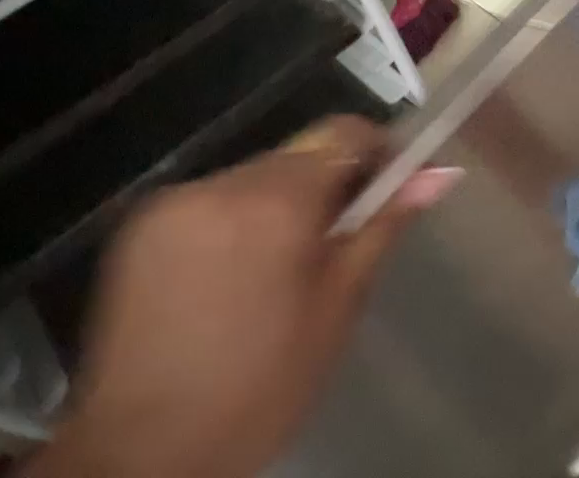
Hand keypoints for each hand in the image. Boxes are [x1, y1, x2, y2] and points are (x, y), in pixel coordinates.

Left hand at [26, 114, 460, 477]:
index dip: (376, 151)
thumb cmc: (262, 386)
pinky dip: (234, 221)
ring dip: (278, 204)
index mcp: (276, 202)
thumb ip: (383, 225)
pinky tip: (232, 277)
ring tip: (281, 269)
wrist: (143, 455)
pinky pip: (210, 200)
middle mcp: (219, 185)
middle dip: (326, 185)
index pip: (342, 133)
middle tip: (338, 241)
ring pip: (253, 177)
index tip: (389, 187)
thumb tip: (439, 174)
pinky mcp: (139, 227)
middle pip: (296, 154)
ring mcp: (172, 203)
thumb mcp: (339, 305)